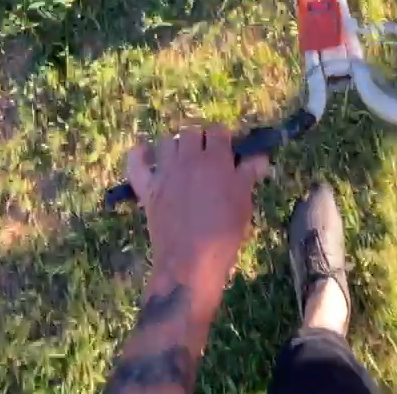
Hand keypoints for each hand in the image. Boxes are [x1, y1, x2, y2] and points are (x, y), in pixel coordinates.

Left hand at [125, 127, 270, 292]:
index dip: (223, 137)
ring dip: (175, 146)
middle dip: (200, 139)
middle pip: (191, 132)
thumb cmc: (224, 234)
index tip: (227, 149)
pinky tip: (146, 154)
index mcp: (215, 160)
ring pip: (166, 142)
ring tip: (183, 160)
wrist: (190, 264)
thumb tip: (259, 156)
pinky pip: (136, 164)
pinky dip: (139, 156)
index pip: (218, 130)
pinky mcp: (148, 189)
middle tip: (207, 156)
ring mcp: (165, 173)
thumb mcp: (243, 203)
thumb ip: (248, 174)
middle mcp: (189, 159)